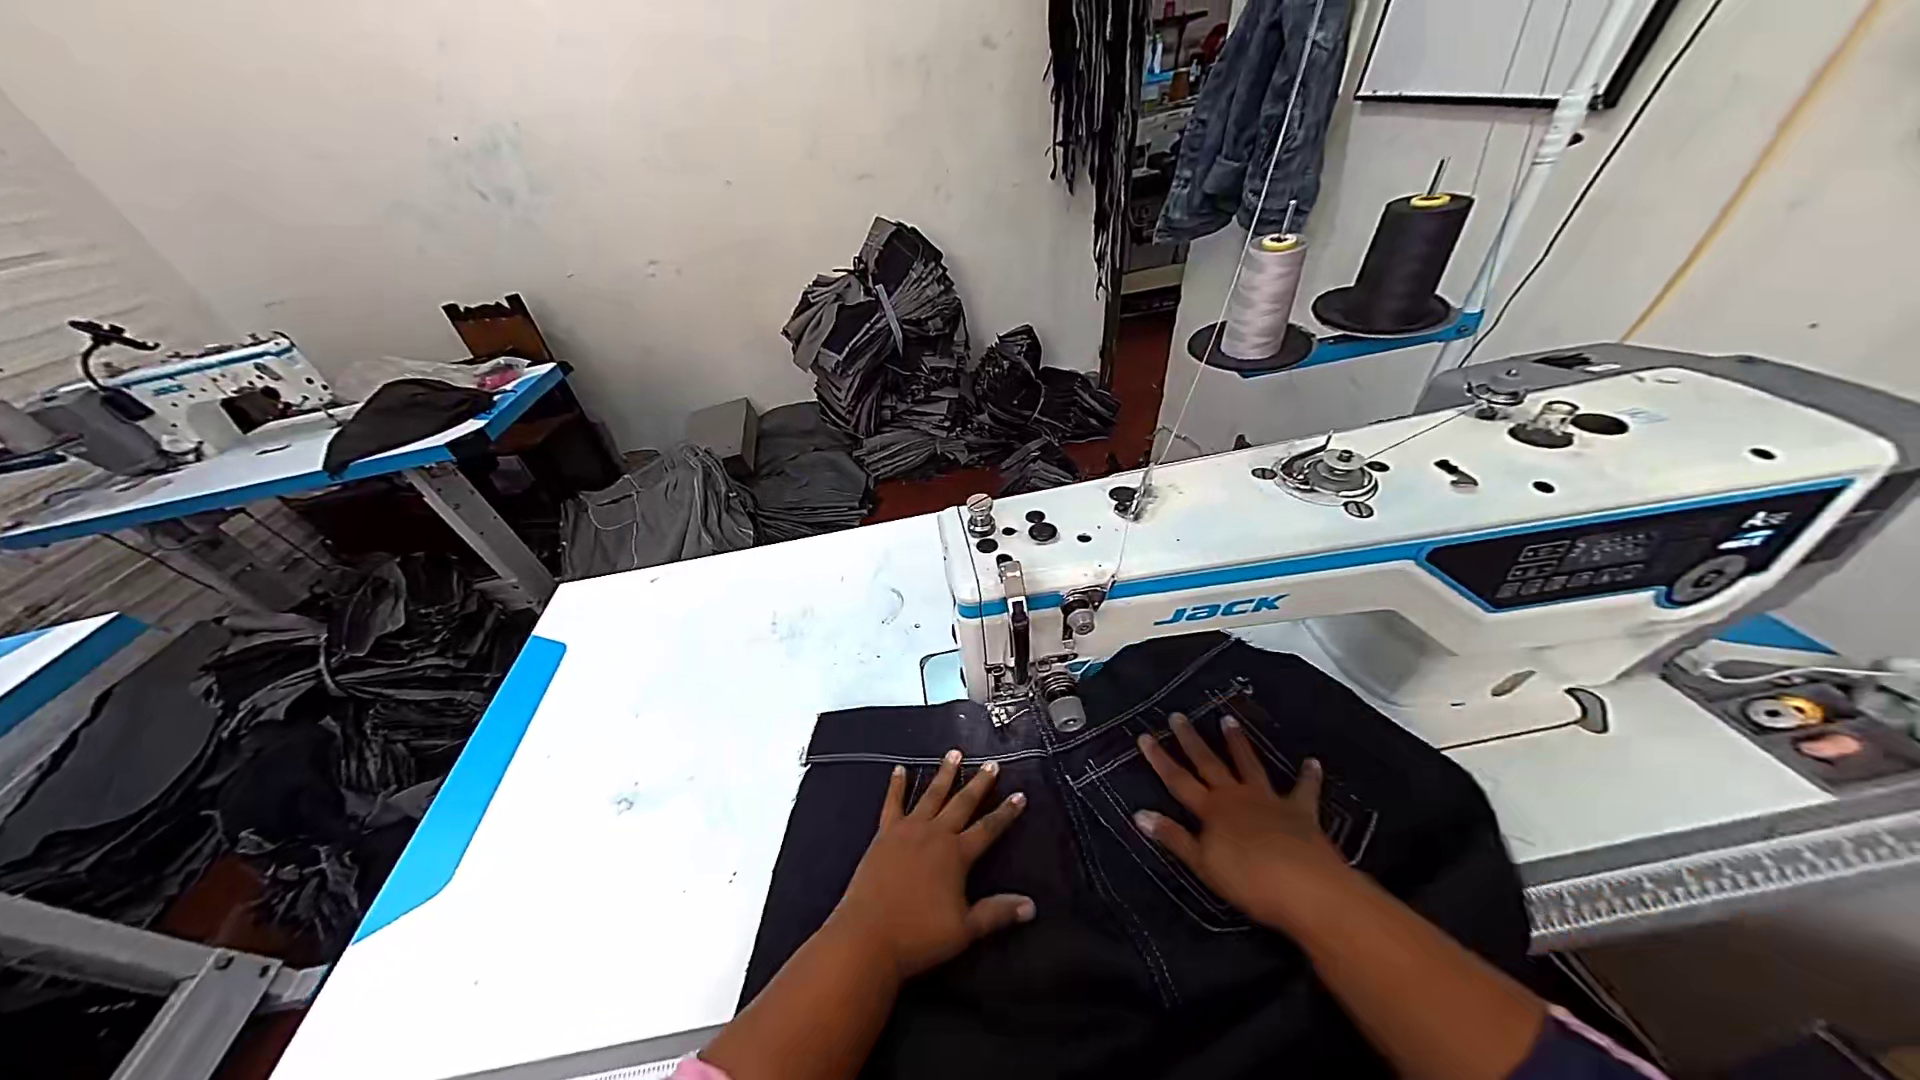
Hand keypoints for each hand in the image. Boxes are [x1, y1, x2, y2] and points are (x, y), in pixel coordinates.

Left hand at [828, 750, 1032, 979]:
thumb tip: (1031, 906)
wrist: (868, 936)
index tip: (1019, 795)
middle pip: (962, 803)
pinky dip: (897, 785)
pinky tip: (899, 770)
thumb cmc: (919, 935)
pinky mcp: (884, 834)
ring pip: (931, 795)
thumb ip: (997, 913)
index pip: (988, 828)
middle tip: (992, 765)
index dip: (1005, 813)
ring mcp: (907, 830)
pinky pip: (892, 803)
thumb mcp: (965, 929)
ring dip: (945, 774)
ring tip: (954, 754)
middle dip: (979, 784)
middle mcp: (935, 834)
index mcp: (956, 854)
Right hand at [1132, 712, 1355, 931]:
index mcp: (1212, 810)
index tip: (1145, 736)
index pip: (1178, 780)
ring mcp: (1269, 801)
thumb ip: (1173, 837)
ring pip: (1248, 765)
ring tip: (1228, 720)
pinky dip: (1308, 776)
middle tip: (1179, 716)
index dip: (1160, 759)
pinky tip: (1312, 762)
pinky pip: (1304, 790)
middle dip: (1191, 740)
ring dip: (1237, 743)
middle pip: (1209, 763)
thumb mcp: (1203, 864)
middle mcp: (1237, 797)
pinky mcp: (1301, 812)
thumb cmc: (1250, 881)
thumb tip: (1140, 814)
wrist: (1308, 888)